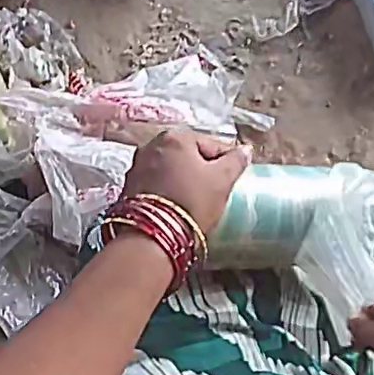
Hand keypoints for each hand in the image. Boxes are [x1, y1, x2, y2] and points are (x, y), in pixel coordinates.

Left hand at [119, 130, 249, 236]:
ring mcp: (136, 166)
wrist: (153, 237)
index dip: (227, 161)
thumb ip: (236, 161)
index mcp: (176, 138)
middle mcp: (151, 145)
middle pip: (188, 155)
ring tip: (197, 198)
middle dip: (202, 169)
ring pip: (171, 169)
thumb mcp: (222, 180)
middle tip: (216, 189)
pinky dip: (168, 189)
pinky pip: (157, 183)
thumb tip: (245, 149)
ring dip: (184, 178)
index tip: (233, 178)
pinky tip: (177, 204)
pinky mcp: (128, 187)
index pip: (212, 144)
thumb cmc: (193, 202)